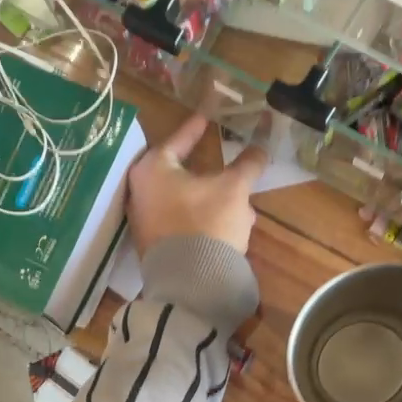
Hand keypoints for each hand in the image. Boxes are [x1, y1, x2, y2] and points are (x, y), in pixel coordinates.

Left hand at [126, 113, 267, 255]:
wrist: (191, 285)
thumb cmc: (207, 224)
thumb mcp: (234, 189)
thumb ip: (247, 164)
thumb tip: (261, 148)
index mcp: (152, 169)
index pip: (179, 139)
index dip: (196, 127)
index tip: (207, 116)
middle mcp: (140, 193)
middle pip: (180, 173)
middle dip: (211, 174)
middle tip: (231, 168)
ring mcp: (143, 223)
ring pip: (184, 201)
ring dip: (213, 201)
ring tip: (242, 207)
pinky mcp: (152, 248)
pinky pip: (180, 223)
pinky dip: (201, 220)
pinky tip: (228, 227)